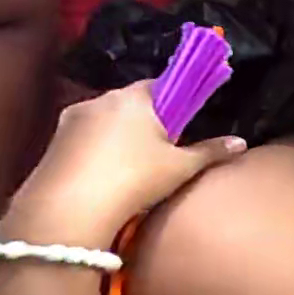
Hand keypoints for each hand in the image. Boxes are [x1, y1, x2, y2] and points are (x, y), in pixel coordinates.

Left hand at [4, 82, 245, 246]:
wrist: (68, 210)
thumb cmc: (134, 178)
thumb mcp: (183, 167)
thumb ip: (212, 151)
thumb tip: (241, 143)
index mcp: (132, 98)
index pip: (161, 84)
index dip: (177, 99)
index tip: (187, 119)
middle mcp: (98, 101)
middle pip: (133, 103)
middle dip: (150, 120)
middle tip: (168, 148)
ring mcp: (70, 121)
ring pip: (108, 121)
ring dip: (123, 136)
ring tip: (138, 165)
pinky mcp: (53, 143)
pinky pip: (87, 139)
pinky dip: (102, 150)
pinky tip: (112, 175)